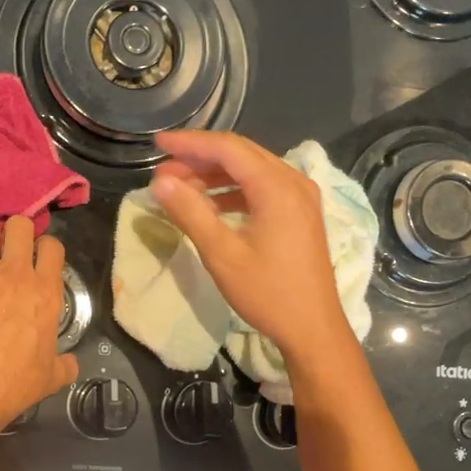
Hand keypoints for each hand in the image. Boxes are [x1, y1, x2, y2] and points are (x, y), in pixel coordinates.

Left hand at [0, 216, 79, 431]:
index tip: (41, 260)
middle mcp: (15, 274)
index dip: (47, 249)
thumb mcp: (50, 378)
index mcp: (45, 292)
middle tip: (13, 250)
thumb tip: (72, 365)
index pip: (52, 246)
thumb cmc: (14, 382)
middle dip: (18, 232)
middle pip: (20, 226)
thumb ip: (64, 366)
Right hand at [150, 130, 351, 359]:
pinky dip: (232, 190)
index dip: (190, 143)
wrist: (312, 327)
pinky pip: (262, 187)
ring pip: (251, 170)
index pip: (227, 148)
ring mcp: (301, 196)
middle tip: (163, 170)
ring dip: (214, 174)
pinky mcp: (300, 213)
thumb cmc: (267, 292)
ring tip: (179, 188)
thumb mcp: (222, 254)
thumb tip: (160, 182)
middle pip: (241, 154)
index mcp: (277, 187)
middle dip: (199, 158)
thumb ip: (190, 213)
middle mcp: (293, 181)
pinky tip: (210, 204)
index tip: (157, 143)